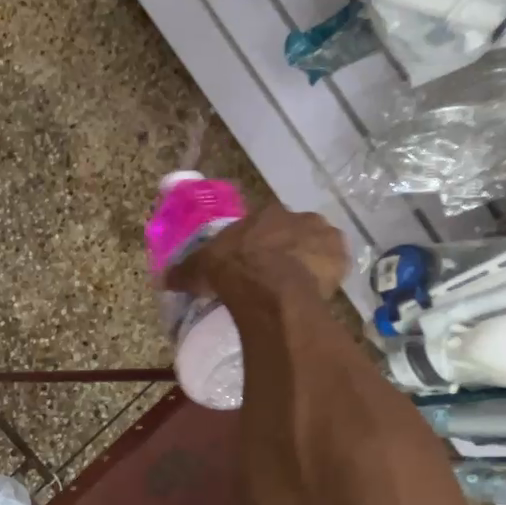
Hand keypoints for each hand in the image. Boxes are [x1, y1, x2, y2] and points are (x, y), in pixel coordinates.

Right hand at [167, 204, 350, 300]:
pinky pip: (331, 266)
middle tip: (268, 271)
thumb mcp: (195, 269)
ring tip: (289, 284)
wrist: (268, 289)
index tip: (246, 257)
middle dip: (283, 247)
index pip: (261, 223)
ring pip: (314, 247)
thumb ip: (182, 271)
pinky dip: (321, 277)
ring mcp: (325, 236)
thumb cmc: (230, 269)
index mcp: (266, 213)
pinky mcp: (342, 258)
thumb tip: (164, 279)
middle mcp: (300, 217)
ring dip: (305, 260)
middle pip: (292, 231)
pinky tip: (306, 291)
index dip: (254, 240)